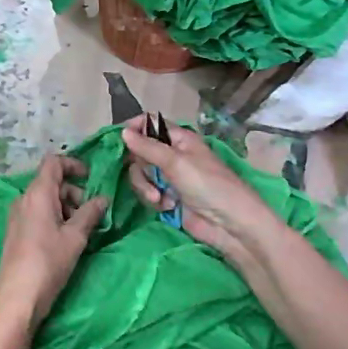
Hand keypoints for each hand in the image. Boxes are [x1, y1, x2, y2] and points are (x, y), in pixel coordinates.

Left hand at [0, 155, 107, 329]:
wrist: (16, 298)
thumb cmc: (48, 262)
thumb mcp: (75, 237)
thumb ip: (90, 213)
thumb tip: (102, 198)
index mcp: (38, 193)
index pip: (53, 162)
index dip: (74, 165)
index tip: (92, 179)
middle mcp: (24, 199)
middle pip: (52, 182)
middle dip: (74, 193)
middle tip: (91, 215)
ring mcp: (18, 216)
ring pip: (46, 199)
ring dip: (66, 208)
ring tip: (81, 231)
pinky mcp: (16, 232)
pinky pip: (38, 214)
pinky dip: (55, 218)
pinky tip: (66, 240)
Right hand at [120, 115, 286, 267]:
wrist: (229, 224)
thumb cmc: (208, 185)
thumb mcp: (176, 162)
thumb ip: (147, 147)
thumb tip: (123, 131)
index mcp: (179, 138)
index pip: (149, 124)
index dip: (133, 129)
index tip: (119, 141)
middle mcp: (172, 154)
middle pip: (140, 152)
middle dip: (139, 167)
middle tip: (148, 177)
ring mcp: (169, 177)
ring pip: (141, 174)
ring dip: (145, 187)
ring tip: (159, 199)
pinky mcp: (168, 197)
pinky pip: (148, 192)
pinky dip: (153, 200)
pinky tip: (166, 207)